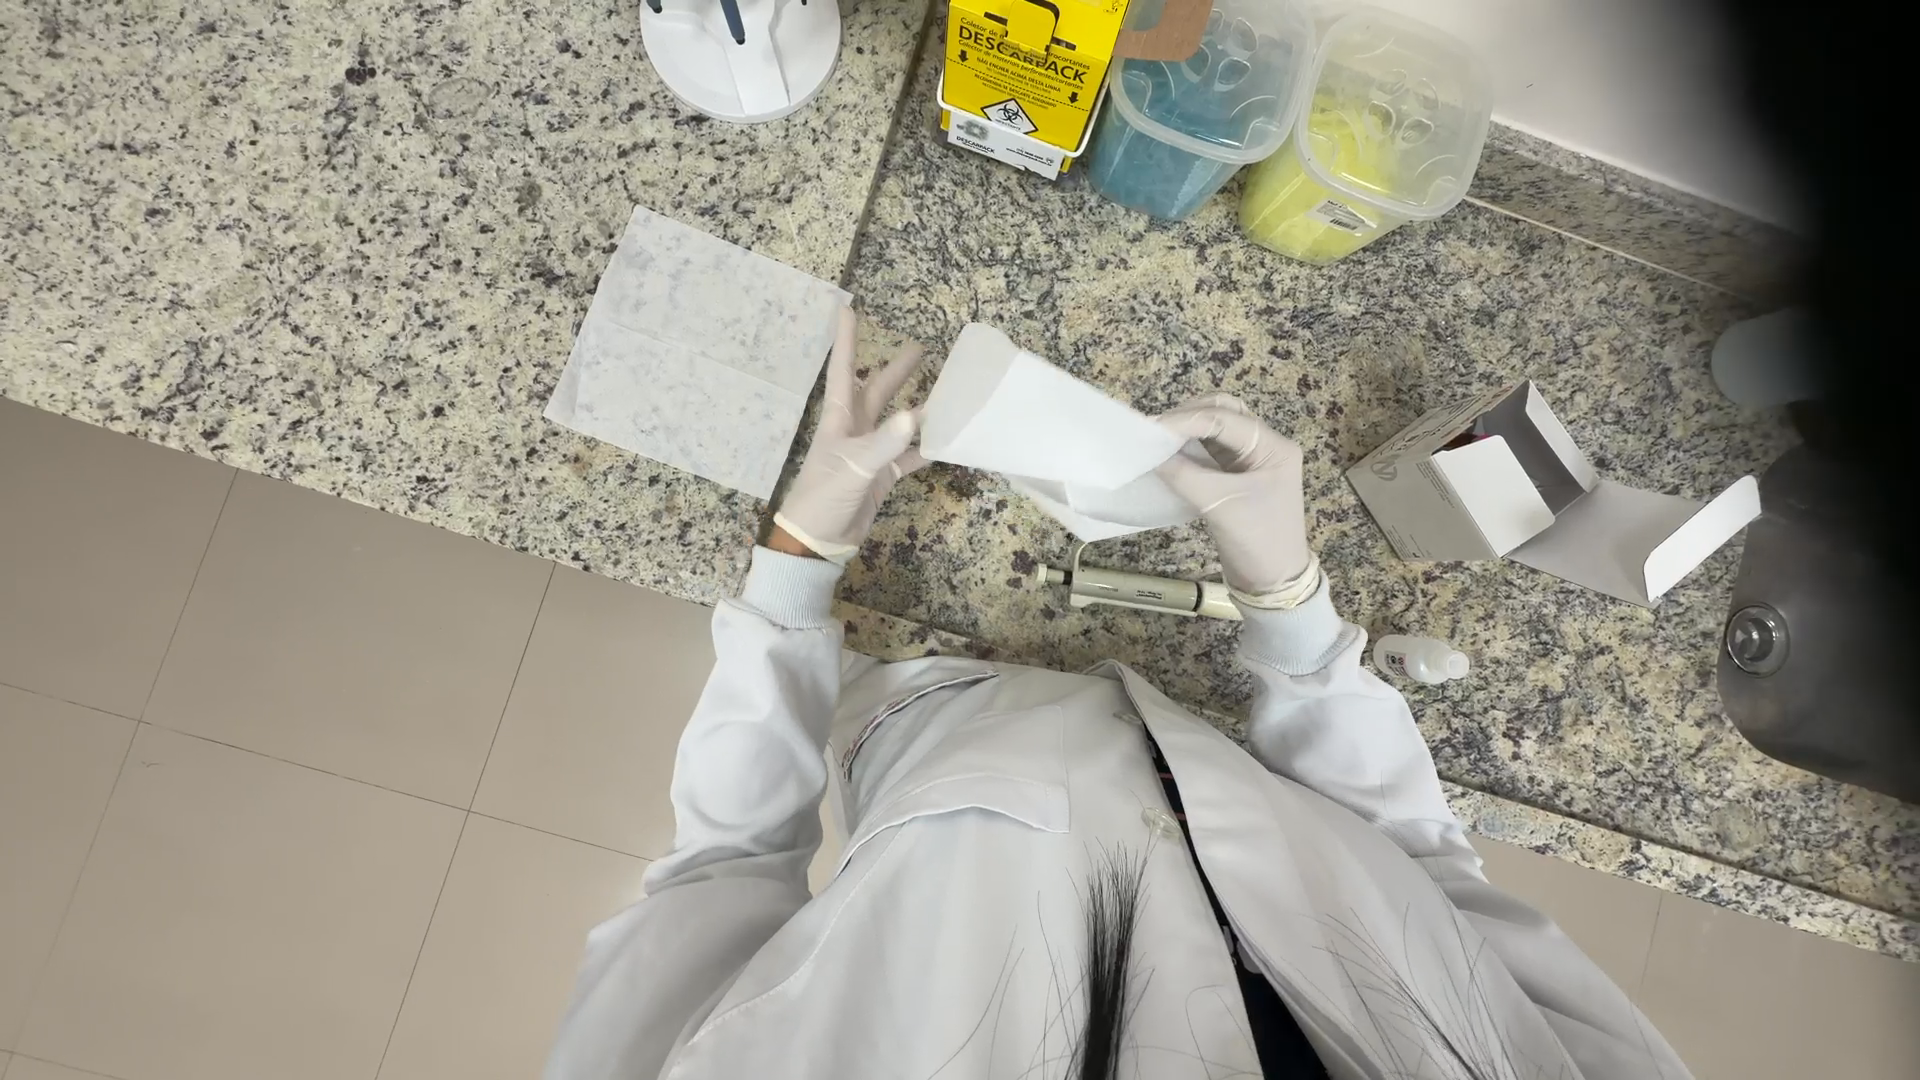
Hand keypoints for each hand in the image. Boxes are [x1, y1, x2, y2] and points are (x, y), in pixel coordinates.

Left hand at [770, 308, 927, 561]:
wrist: (817, 540)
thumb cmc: (824, 497)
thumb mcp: (853, 468)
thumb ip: (885, 443)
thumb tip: (917, 414)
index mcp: (839, 420)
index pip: (843, 370)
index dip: (845, 340)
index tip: (847, 308)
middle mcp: (855, 431)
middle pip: (878, 392)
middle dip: (897, 370)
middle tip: (922, 349)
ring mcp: (870, 454)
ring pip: (898, 423)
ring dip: (919, 409)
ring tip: (945, 392)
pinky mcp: (882, 477)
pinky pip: (909, 457)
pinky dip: (926, 449)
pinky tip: (946, 441)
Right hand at [1153, 394, 1311, 597]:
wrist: (1273, 581)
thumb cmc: (1256, 541)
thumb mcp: (1218, 505)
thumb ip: (1184, 475)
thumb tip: (1151, 454)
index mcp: (1273, 447)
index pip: (1224, 418)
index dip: (1186, 419)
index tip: (1151, 427)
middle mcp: (1265, 445)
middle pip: (1224, 412)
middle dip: (1189, 415)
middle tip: (1155, 429)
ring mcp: (1251, 460)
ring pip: (1217, 428)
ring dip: (1188, 428)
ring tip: (1159, 438)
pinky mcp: (1237, 475)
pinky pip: (1211, 448)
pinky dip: (1189, 446)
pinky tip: (1169, 453)